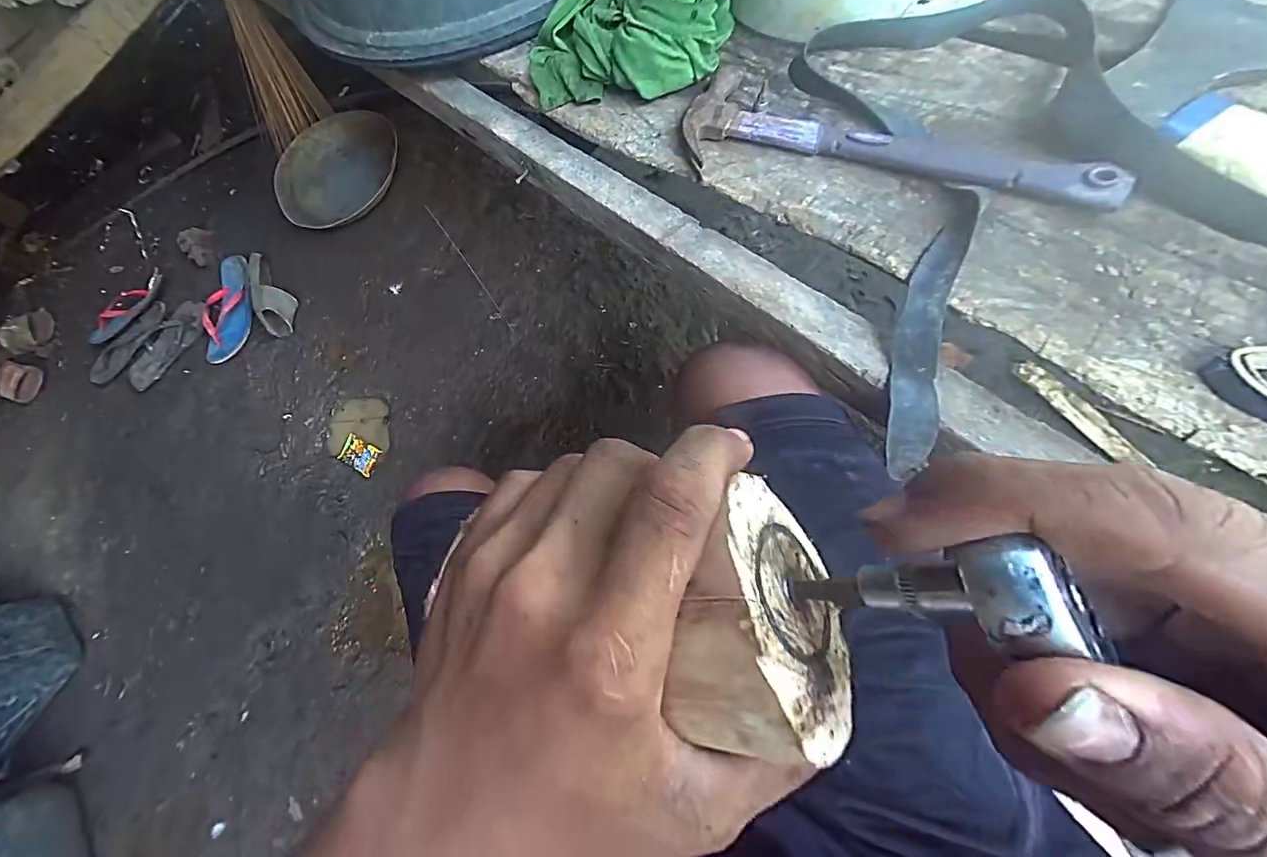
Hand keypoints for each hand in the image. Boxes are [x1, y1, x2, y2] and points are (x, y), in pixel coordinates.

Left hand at [306, 428, 811, 856]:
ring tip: (629, 512)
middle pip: (610, 468)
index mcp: (610, 651)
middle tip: (683, 499)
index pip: (666, 511)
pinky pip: (517, 487)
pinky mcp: (459, 563)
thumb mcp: (695, 810)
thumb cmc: (574, 819)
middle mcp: (542, 590)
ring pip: (562, 469)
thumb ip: (774, 749)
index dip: (706, 458)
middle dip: (660, 463)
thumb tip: (820, 675)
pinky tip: (571, 523)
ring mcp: (490, 568)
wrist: (445, 816)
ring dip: (608, 475)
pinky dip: (555, 489)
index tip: (733, 447)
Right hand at [865, 456, 1266, 854]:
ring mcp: (1236, 578)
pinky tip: (1107, 730)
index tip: (886, 532)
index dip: (1000, 501)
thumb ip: (1213, 786)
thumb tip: (1037, 694)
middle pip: (1077, 546)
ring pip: (1053, 572)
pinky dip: (1047, 664)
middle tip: (1026, 723)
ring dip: (1025, 660)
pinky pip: (1072, 598)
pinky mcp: (1197, 596)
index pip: (1149, 515)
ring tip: (1098, 763)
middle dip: (1006, 623)